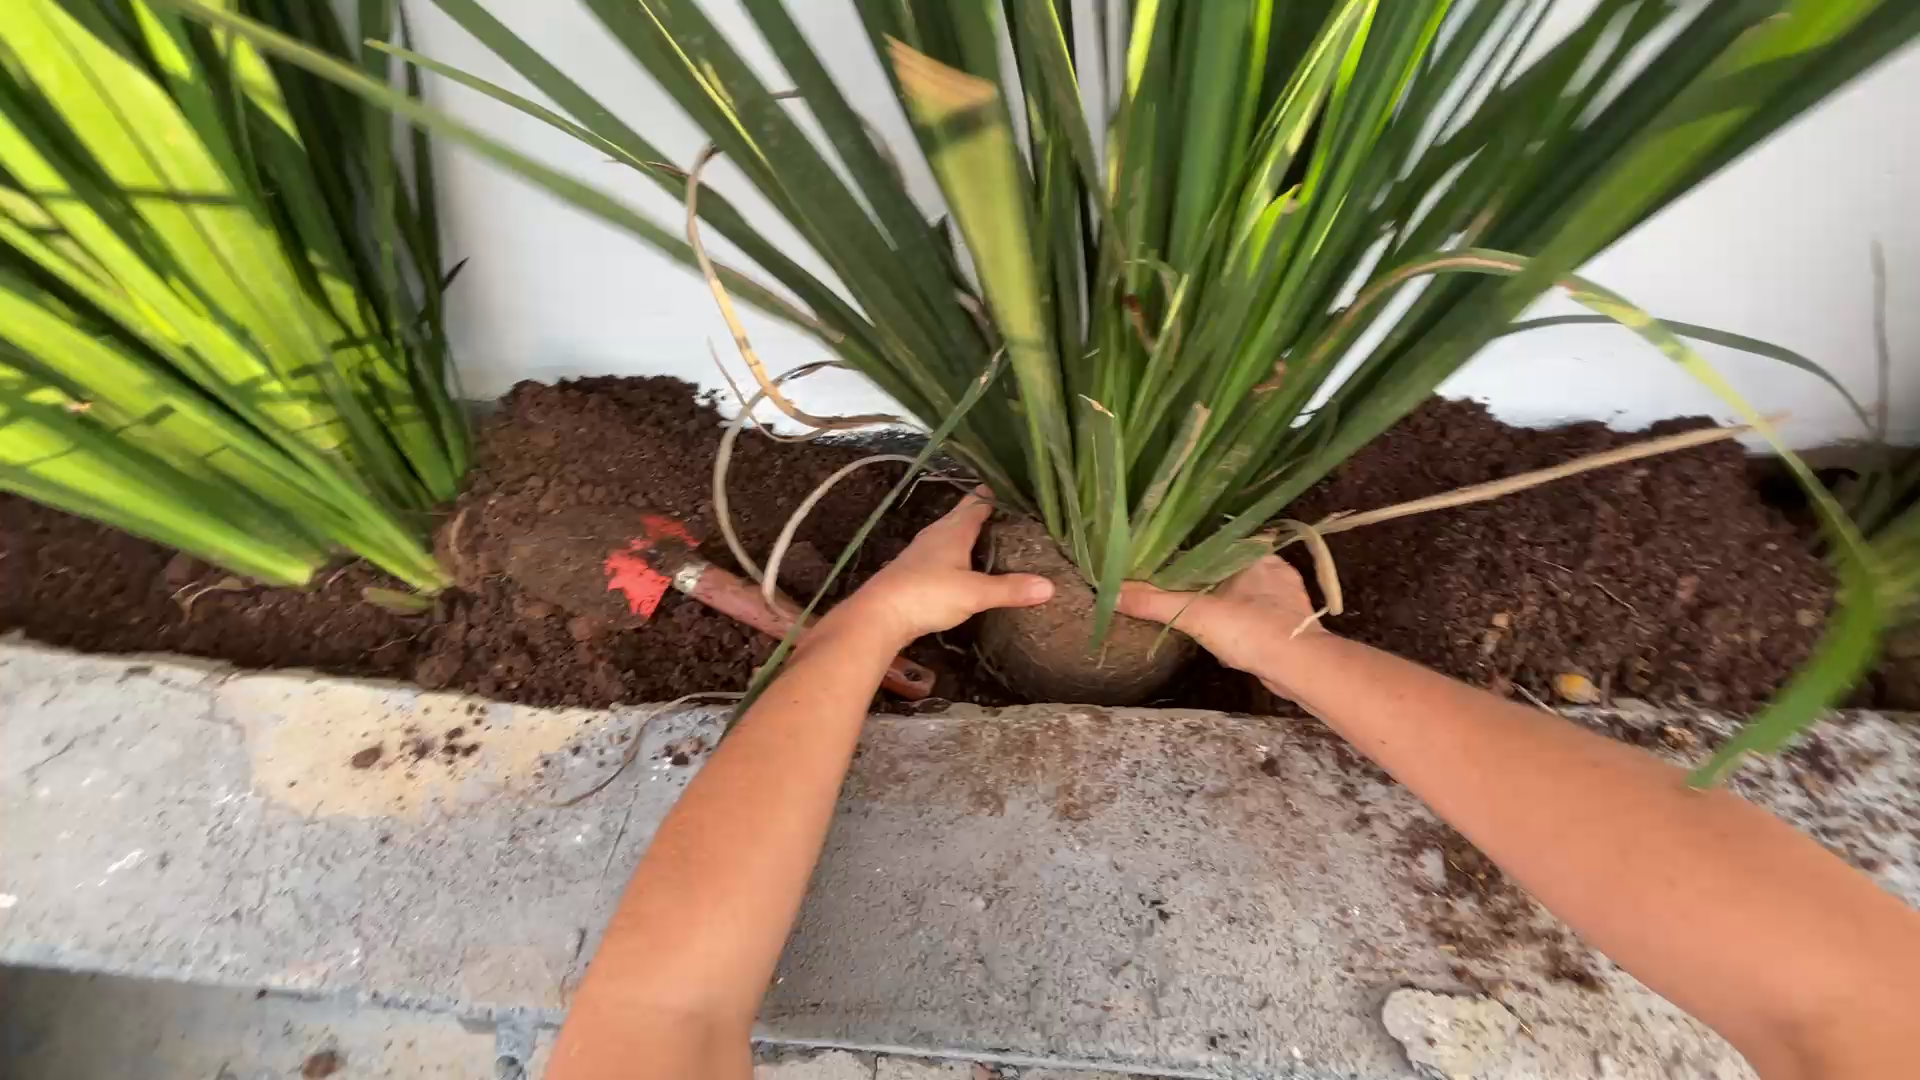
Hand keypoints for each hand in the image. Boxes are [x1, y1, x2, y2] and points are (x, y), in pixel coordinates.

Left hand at [836, 487, 1053, 645]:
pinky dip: (955, 553)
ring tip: (990, 538)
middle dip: (982, 512)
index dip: (994, 495)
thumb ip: (1009, 589)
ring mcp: (921, 552)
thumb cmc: (927, 594)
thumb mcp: (974, 593)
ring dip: (967, 533)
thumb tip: (1050, 586)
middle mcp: (936, 535)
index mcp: (953, 531)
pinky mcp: (913, 571)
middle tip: (1009, 514)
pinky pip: (940, 554)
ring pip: (949, 534)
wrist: (879, 614)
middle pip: (961, 515)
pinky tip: (962, 566)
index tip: (1014, 491)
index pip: (977, 503)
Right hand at [1117, 555, 1328, 688]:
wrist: (1299, 669)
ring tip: (1191, 607)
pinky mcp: (1289, 621)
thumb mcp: (1192, 613)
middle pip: (1224, 567)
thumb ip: (1152, 602)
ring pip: (1240, 591)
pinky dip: (1235, 621)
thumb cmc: (1249, 628)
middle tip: (1172, 586)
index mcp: (1252, 552)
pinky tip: (1219, 631)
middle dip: (1202, 579)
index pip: (1211, 542)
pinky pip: (1253, 612)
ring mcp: (1284, 595)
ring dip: (1220, 601)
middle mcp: (1271, 566)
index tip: (1162, 558)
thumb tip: (1110, 593)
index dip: (1185, 550)